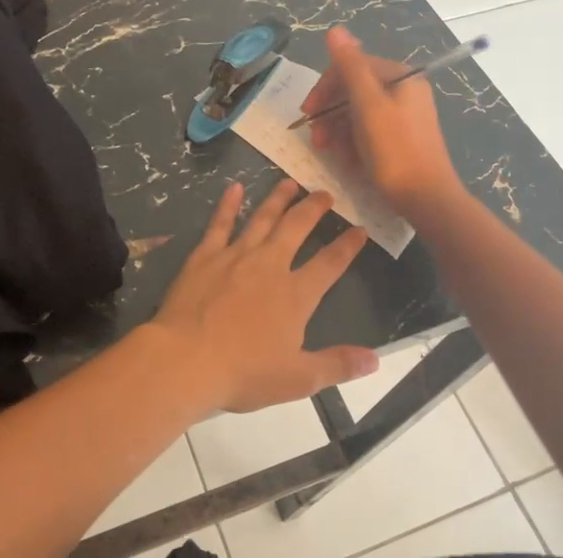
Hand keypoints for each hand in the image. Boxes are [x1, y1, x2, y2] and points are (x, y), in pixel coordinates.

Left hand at [146, 181, 377, 413]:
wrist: (187, 358)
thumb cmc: (244, 372)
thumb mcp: (299, 378)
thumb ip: (338, 365)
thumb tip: (375, 360)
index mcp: (295, 295)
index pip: (330, 264)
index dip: (347, 246)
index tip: (360, 229)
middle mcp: (269, 265)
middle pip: (296, 228)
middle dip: (313, 209)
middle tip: (325, 193)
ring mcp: (235, 256)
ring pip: (262, 219)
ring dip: (277, 199)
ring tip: (289, 183)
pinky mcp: (205, 256)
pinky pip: (220, 223)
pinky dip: (228, 204)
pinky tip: (234, 188)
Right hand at [304, 27, 463, 210]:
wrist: (426, 198)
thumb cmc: (394, 150)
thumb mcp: (368, 105)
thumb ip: (350, 66)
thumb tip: (335, 29)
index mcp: (399, 77)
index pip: (350, 68)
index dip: (324, 88)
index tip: (307, 113)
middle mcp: (404, 90)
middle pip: (353, 91)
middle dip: (330, 114)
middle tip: (316, 139)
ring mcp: (404, 114)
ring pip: (358, 113)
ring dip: (338, 131)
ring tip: (330, 153)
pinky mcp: (401, 137)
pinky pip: (369, 130)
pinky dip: (353, 143)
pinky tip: (348, 161)